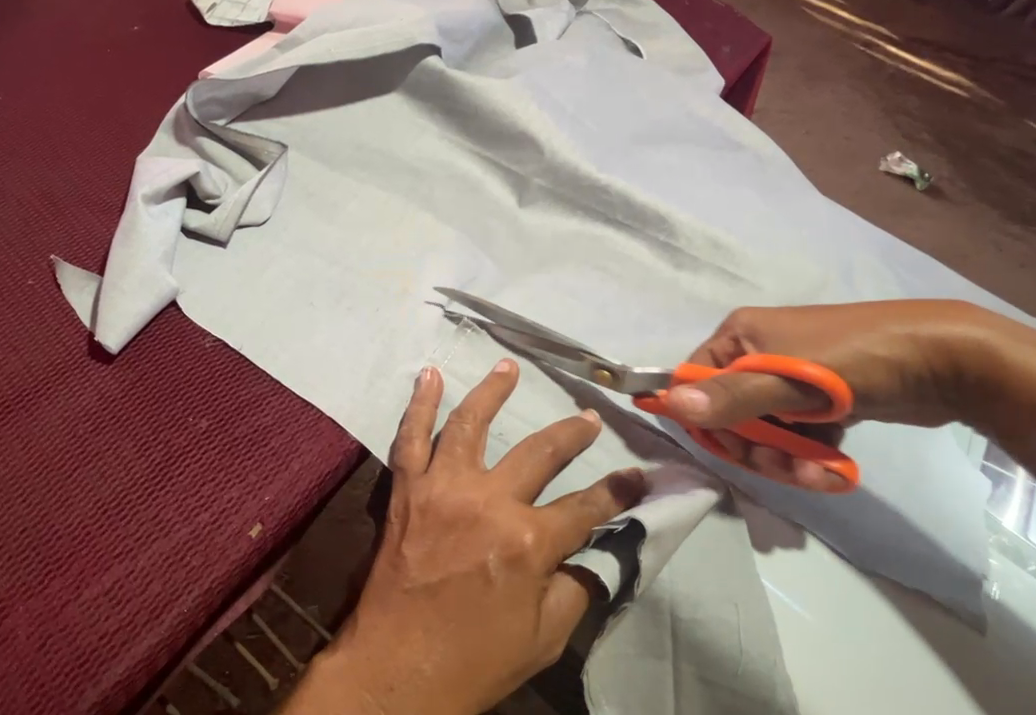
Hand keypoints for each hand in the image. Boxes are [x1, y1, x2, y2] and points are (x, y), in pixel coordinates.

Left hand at [285, 359, 646, 714]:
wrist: (397, 670)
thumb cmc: (476, 660)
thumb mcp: (545, 637)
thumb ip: (574, 587)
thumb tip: (593, 552)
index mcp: (528, 541)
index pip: (586, 507)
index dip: (617, 492)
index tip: (638, 475)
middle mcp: (487, 501)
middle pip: (538, 453)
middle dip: (570, 434)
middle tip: (588, 418)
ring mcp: (442, 488)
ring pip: (470, 424)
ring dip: (492, 390)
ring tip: (509, 366)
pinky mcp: (406, 489)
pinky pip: (411, 436)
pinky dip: (419, 404)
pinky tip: (429, 375)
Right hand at [662, 300, 1021, 491]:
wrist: (948, 360)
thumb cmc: (859, 359)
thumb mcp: (790, 381)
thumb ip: (731, 396)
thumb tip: (670, 403)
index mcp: (739, 336)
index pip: (695, 382)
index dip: (708, 420)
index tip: (739, 450)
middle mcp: (758, 354)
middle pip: (731, 413)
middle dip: (758, 448)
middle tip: (790, 467)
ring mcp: (792, 377)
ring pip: (767, 431)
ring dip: (789, 460)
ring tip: (825, 474)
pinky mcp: (824, 401)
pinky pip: (799, 435)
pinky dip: (812, 456)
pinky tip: (838, 467)